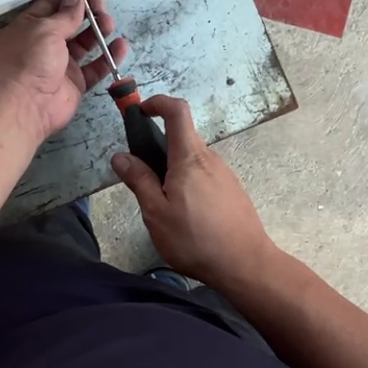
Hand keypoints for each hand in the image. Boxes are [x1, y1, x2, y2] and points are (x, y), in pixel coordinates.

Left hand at [0, 0, 128, 144]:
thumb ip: (65, 14)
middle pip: (71, 22)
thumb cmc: (25, 63)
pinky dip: (109, 56)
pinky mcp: (75, 83)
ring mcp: (60, 64)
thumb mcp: (44, 29)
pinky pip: (96, 67)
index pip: (53, 3)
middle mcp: (44, 44)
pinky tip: (120, 45)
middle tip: (100, 6)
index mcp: (30, 26)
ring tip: (109, 23)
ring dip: (99, 30)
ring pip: (85, 43)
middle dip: (88, 11)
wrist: (23, 107)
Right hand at [111, 96, 278, 288]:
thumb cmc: (195, 239)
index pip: (177, 111)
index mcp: (189, 157)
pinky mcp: (232, 191)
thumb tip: (120, 156)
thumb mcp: (156, 213)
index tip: (140, 111)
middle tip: (143, 182)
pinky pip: (204, 176)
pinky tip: (187, 217)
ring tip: (165, 208)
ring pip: (192, 161)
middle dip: (158, 150)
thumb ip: (139, 180)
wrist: (246, 266)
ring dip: (173, 172)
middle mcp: (210, 158)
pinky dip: (188, 184)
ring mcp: (225, 174)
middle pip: (182, 138)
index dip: (158, 102)